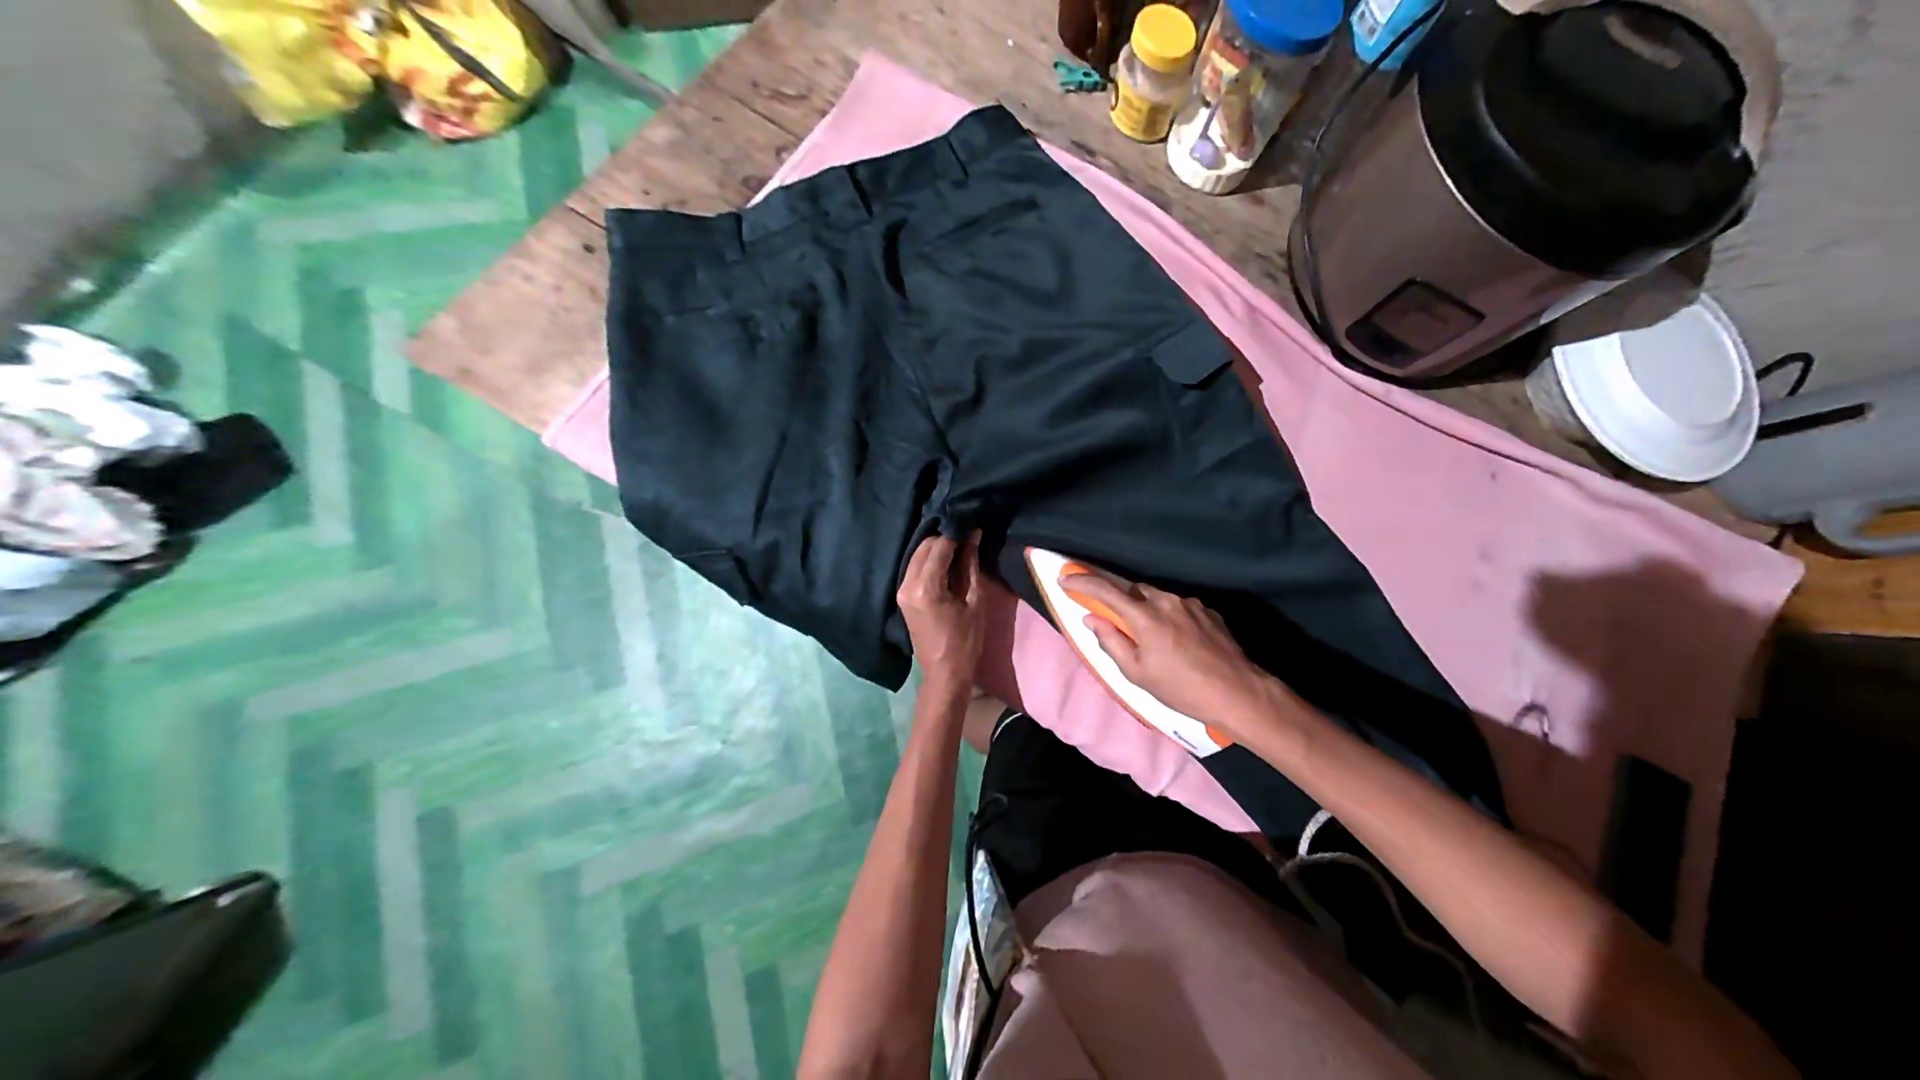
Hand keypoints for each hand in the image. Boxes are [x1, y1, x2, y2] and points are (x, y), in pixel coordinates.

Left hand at [897, 532, 986, 697]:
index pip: (939, 546)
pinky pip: (914, 567)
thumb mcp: (974, 602)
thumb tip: (972, 535)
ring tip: (959, 545)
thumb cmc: (965, 642)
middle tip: (966, 533)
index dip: (956, 532)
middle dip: (944, 537)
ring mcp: (901, 590)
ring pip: (916, 555)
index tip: (970, 523)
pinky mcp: (902, 596)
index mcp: (925, 587)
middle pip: (923, 546)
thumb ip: (970, 566)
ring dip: (936, 547)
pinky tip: (946, 560)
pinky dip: (929, 560)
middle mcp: (907, 584)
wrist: (944, 674)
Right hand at [1061, 570, 1289, 740]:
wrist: (1237, 693)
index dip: (1082, 583)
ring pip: (1157, 597)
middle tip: (1114, 618)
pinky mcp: (1208, 611)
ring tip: (1150, 636)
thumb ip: (1111, 642)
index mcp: (1145, 616)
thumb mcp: (1137, 673)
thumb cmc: (1181, 688)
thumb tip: (1092, 619)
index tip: (1064, 579)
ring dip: (1146, 609)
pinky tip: (1176, 640)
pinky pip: (1178, 607)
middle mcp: (1167, 601)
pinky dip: (1168, 616)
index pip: (1106, 591)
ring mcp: (1190, 604)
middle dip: (1120, 600)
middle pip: (1134, 590)